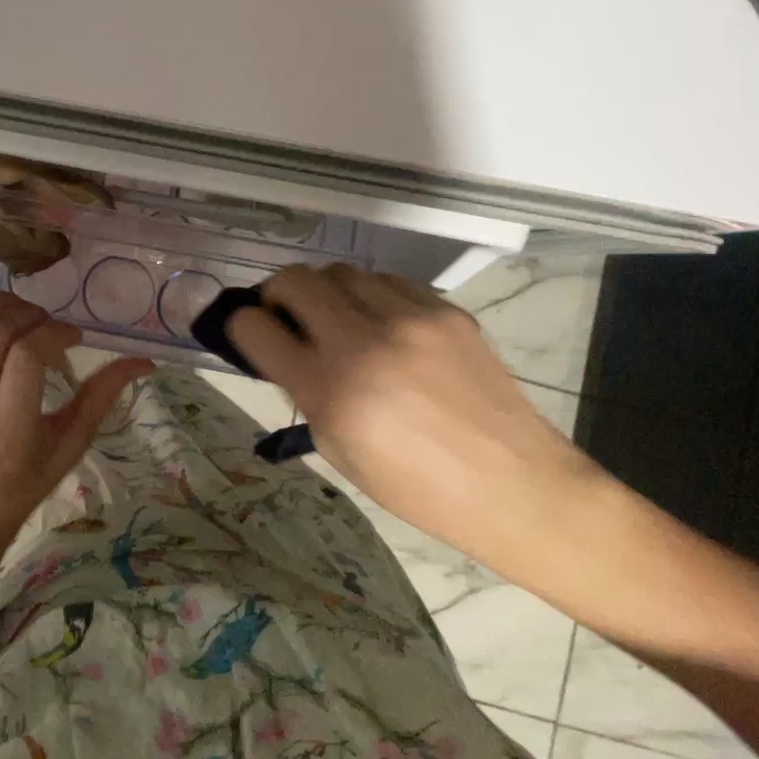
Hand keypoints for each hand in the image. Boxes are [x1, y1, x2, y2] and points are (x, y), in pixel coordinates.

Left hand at [0, 293, 152, 550]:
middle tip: (49, 324)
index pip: (26, 356)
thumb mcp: (69, 446)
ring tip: (22, 314)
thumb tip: (141, 361)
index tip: (74, 337)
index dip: (53, 334)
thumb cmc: (24, 483)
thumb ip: (100, 398)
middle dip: (26, 313)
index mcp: (9, 427)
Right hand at [226, 264, 603, 559]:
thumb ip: (304, 390)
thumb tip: (285, 348)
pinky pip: (387, 281)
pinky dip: (371, 297)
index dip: (243, 327)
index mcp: (329, 391)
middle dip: (278, 295)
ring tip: (341, 322)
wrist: (515, 486)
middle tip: (290, 319)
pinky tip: (385, 327)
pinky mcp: (445, 311)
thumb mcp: (336, 447)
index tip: (253, 335)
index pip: (253, 326)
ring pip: (339, 272)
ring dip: (326, 293)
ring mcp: (408, 321)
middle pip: (292, 280)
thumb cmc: (415, 486)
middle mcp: (363, 344)